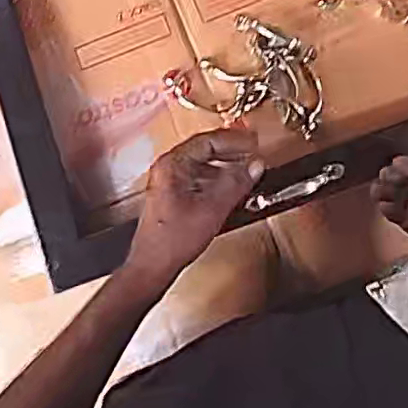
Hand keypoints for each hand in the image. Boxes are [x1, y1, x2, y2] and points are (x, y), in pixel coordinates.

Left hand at [122, 128, 264, 294]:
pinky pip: (197, 176)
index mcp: (172, 165)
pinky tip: (229, 186)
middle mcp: (167, 168)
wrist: (153, 266)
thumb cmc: (172, 240)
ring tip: (244, 166)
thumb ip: (236, 184)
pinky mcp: (171, 194)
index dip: (234, 141)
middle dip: (230, 149)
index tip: (252, 143)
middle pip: (203, 148)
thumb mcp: (213, 209)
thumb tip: (254, 166)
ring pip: (201, 162)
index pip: (208, 141)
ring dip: (224, 163)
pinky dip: (216, 177)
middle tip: (251, 149)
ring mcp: (167, 181)